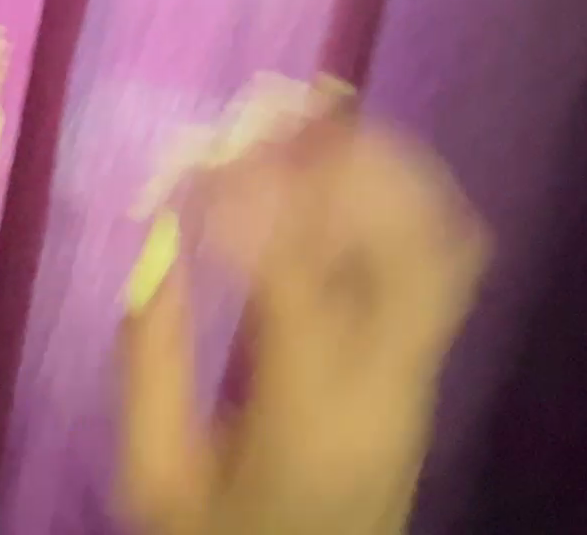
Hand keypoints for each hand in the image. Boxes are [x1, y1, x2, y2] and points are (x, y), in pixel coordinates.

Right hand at [117, 81, 487, 534]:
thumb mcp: (155, 474)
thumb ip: (148, 362)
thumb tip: (157, 248)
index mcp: (309, 416)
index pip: (295, 272)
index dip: (247, 200)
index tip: (199, 165)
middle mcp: (387, 388)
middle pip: (408, 246)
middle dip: (348, 164)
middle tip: (285, 113)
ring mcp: (418, 378)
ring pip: (438, 246)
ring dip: (383, 171)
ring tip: (323, 119)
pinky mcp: (419, 372)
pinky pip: (434, 267)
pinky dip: (401, 204)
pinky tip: (352, 172)